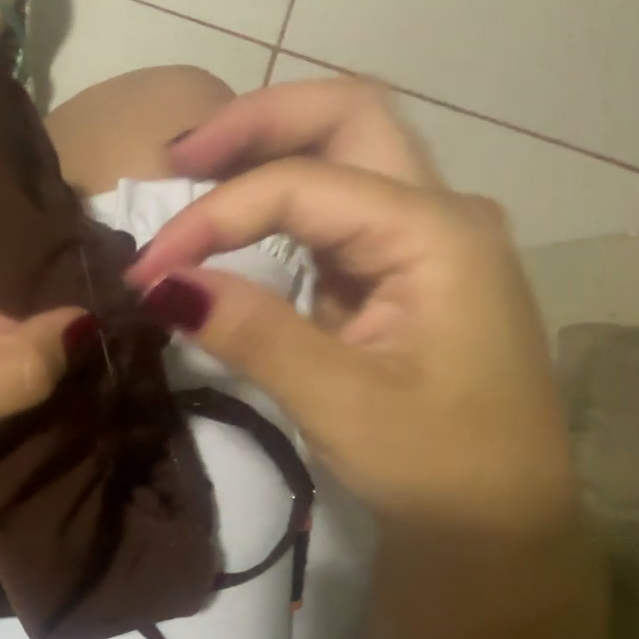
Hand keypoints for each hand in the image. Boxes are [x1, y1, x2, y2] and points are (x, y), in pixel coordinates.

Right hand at [129, 79, 574, 539]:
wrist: (495, 520)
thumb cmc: (434, 464)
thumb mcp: (338, 401)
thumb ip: (252, 331)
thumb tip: (160, 286)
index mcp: (435, 235)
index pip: (303, 185)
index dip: (212, 218)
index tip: (144, 275)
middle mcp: (434, 216)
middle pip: (346, 119)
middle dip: (254, 124)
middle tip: (174, 160)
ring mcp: (419, 243)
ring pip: (344, 154)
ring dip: (267, 152)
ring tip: (190, 176)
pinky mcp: (395, 277)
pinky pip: (333, 213)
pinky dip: (276, 204)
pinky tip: (232, 226)